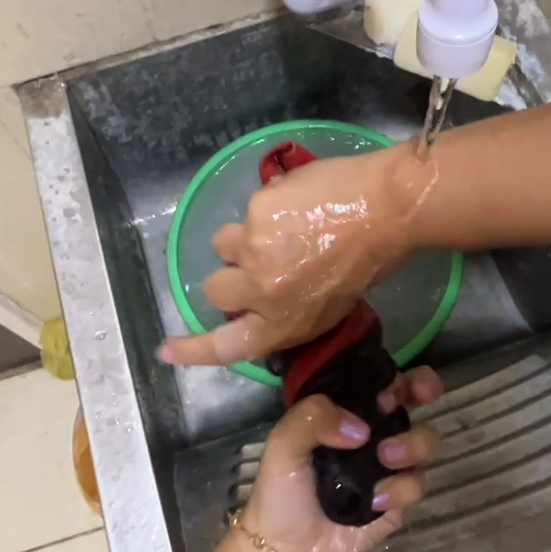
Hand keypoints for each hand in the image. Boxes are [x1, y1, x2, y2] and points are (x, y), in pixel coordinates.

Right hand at [160, 146, 435, 366]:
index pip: (226, 345)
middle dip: (228, 277)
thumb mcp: (332, 306)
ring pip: (222, 245)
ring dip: (242, 240)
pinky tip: (297, 201)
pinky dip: (266, 207)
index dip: (192, 350)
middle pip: (214, 289)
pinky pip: (246, 210)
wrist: (385, 207)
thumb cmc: (370, 262)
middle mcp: (261, 290)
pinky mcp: (254, 210)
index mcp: (284, 321)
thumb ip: (292, 310)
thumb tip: (266, 298)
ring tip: (279, 228)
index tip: (165, 350)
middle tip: (254, 264)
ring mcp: (253, 248)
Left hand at [239, 368, 443, 551]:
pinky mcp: (396, 501)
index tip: (399, 377)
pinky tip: (374, 502)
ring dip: (412, 442)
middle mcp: (370, 432)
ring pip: (423, 439)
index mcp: (341, 411)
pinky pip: (416, 484)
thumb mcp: (283, 442)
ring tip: (385, 457)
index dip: (394, 372)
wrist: (286, 550)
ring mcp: (386, 466)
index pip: (374, 380)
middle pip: (411, 399)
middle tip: (422, 394)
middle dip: (424, 389)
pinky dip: (399, 490)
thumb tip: (360, 428)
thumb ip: (314, 417)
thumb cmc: (280, 489)